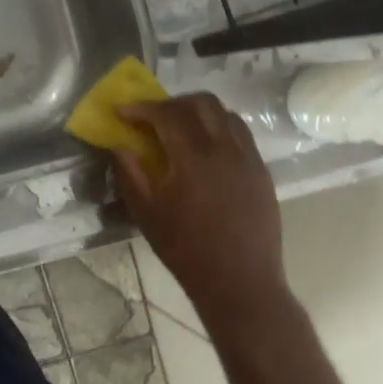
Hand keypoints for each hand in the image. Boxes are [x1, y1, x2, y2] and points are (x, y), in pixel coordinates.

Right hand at [113, 93, 291, 331]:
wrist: (240, 280)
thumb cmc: (185, 249)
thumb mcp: (145, 213)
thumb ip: (129, 174)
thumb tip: (121, 146)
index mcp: (194, 159)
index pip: (167, 114)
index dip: (142, 108)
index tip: (122, 112)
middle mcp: (226, 150)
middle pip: (203, 103)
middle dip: (172, 102)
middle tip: (151, 116)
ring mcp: (249, 159)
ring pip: (226, 115)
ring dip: (198, 113)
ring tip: (178, 129)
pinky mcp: (261, 172)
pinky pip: (241, 135)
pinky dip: (218, 129)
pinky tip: (203, 151)